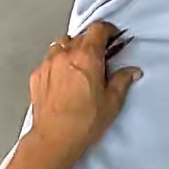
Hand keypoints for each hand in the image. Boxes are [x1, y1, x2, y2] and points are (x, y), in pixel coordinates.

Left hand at [21, 22, 139, 168]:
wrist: (55, 138)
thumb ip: (122, 80)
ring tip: (81, 65)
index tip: (114, 36)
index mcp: (87, 57)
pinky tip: (66, 79)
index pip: (98, 29)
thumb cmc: (83, 121)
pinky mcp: (37, 76)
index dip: (108, 30)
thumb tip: (131, 72)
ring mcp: (48, 64)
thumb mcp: (112, 101)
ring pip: (62, 45)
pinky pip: (49, 60)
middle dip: (93, 42)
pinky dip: (58, 63)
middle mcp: (65, 55)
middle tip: (101, 57)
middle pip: (81, 36)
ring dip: (73, 49)